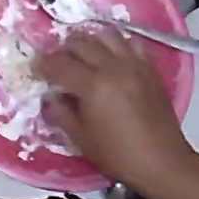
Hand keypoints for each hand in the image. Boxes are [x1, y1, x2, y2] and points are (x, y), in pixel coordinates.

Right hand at [37, 30, 198, 192]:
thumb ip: (60, 112)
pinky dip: (116, 44)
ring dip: (89, 40)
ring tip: (81, 52)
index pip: (59, 64)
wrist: (163, 162)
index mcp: (93, 86)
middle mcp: (113, 68)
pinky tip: (109, 55)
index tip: (35, 68)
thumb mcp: (80, 138)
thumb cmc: (118, 154)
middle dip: (62, 50)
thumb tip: (51, 96)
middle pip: (81, 44)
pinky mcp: (150, 69)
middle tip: (55, 62)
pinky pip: (131, 43)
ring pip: (106, 36)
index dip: (43, 65)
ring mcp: (135, 65)